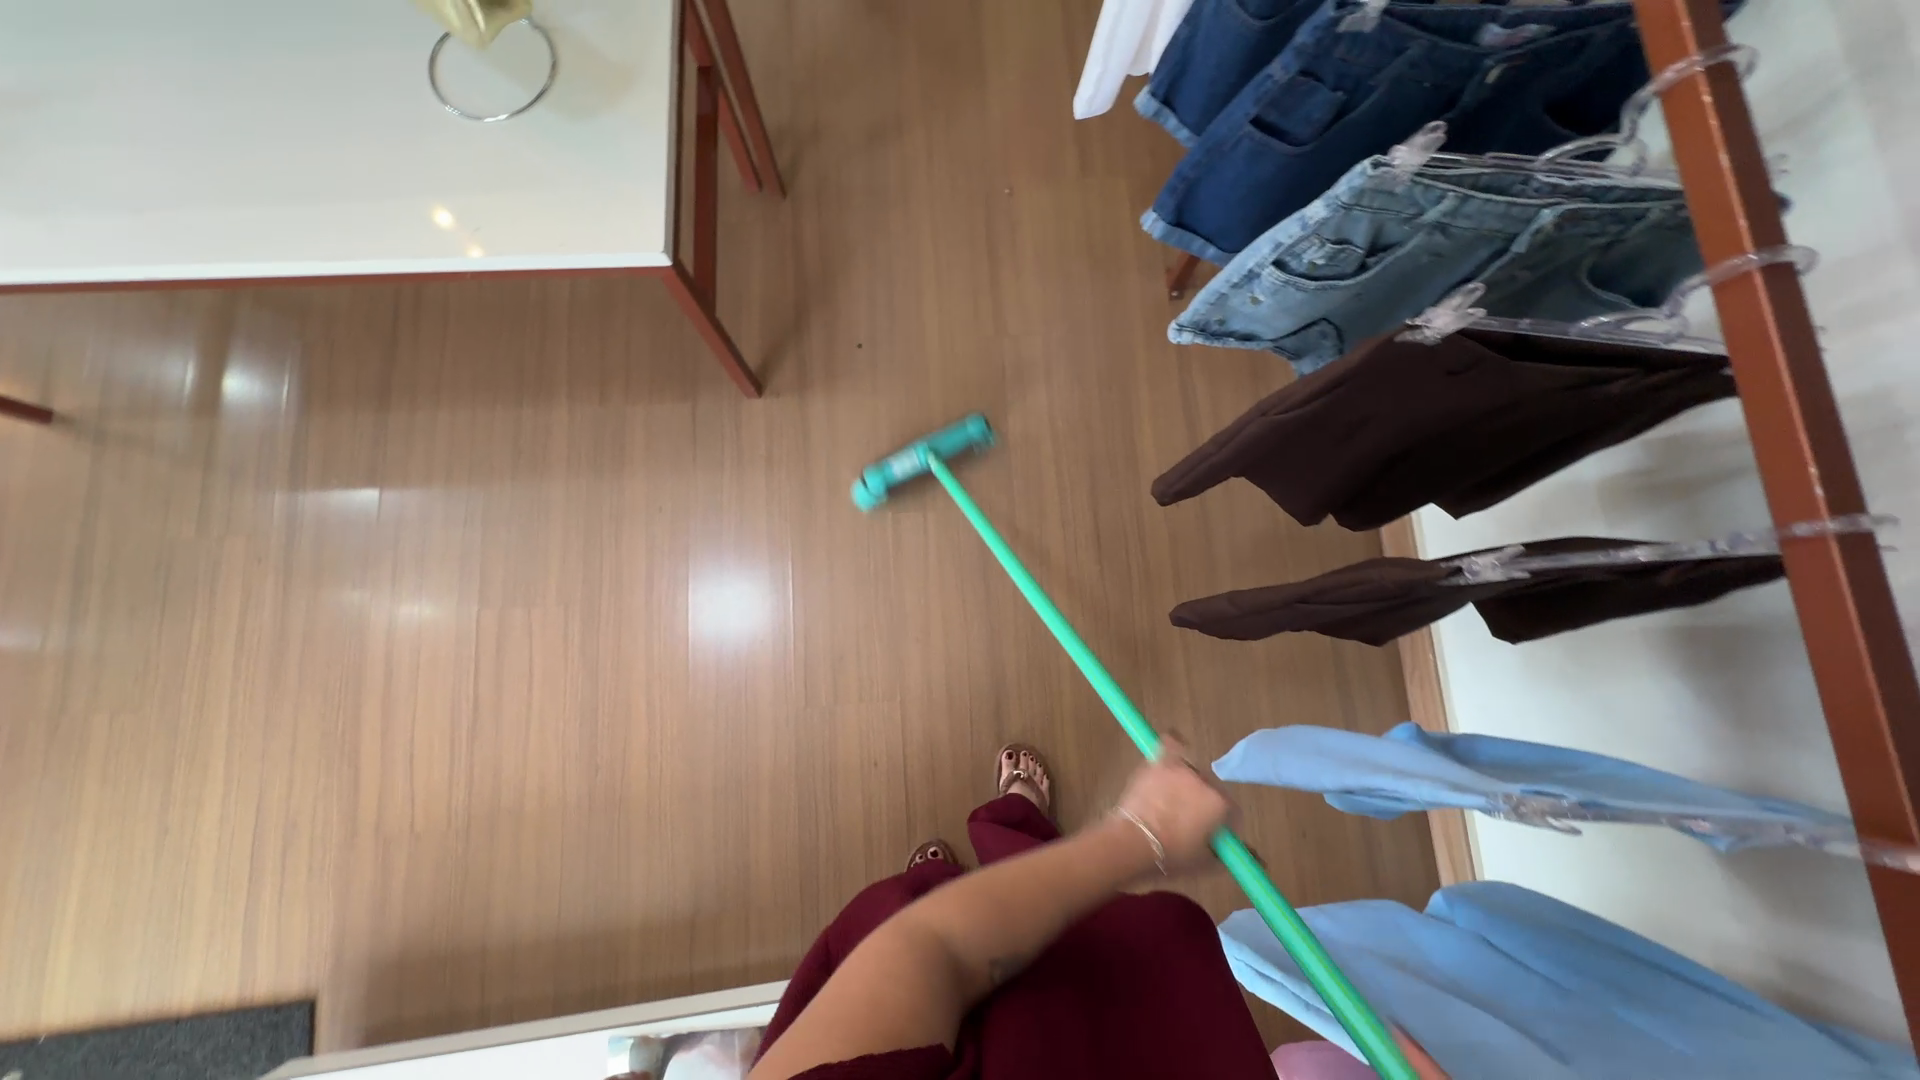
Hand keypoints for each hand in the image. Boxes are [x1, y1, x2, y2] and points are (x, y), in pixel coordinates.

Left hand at [1113, 738, 1233, 873]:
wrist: (1132, 841)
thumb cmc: (1172, 856)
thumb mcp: (1207, 863)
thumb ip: (1233, 856)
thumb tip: (1257, 858)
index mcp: (1221, 804)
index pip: (1232, 811)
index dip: (1221, 824)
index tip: (1209, 835)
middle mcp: (1206, 781)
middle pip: (1211, 789)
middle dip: (1202, 803)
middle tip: (1185, 820)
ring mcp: (1181, 768)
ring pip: (1191, 771)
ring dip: (1186, 782)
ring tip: (1170, 799)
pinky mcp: (1159, 762)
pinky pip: (1171, 743)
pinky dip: (1173, 744)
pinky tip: (1171, 748)